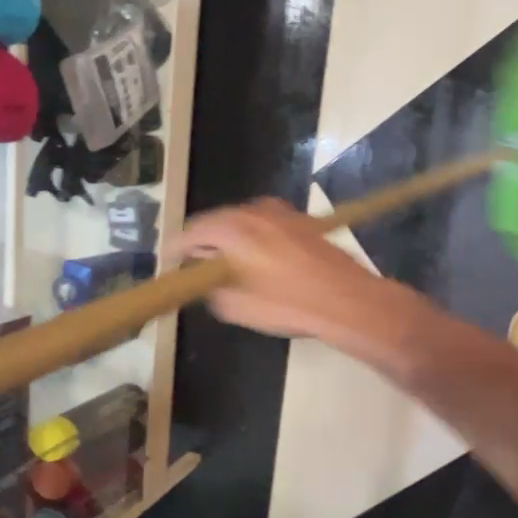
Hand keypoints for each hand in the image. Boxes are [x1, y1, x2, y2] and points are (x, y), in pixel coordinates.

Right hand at [180, 198, 407, 341]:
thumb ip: (211, 289)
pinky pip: (268, 228)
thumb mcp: (237, 306)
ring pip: (245, 223)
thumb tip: (206, 282)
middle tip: (198, 268)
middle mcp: (254, 211)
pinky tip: (264, 264)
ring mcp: (283, 213)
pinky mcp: (304, 222)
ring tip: (230, 268)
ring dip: (233, 242)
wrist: (348, 300)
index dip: (176, 250)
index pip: (190, 232)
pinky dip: (258, 241)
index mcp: (232, 227)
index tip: (169, 264)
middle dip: (206, 244)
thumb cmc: (289, 304)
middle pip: (218, 223)